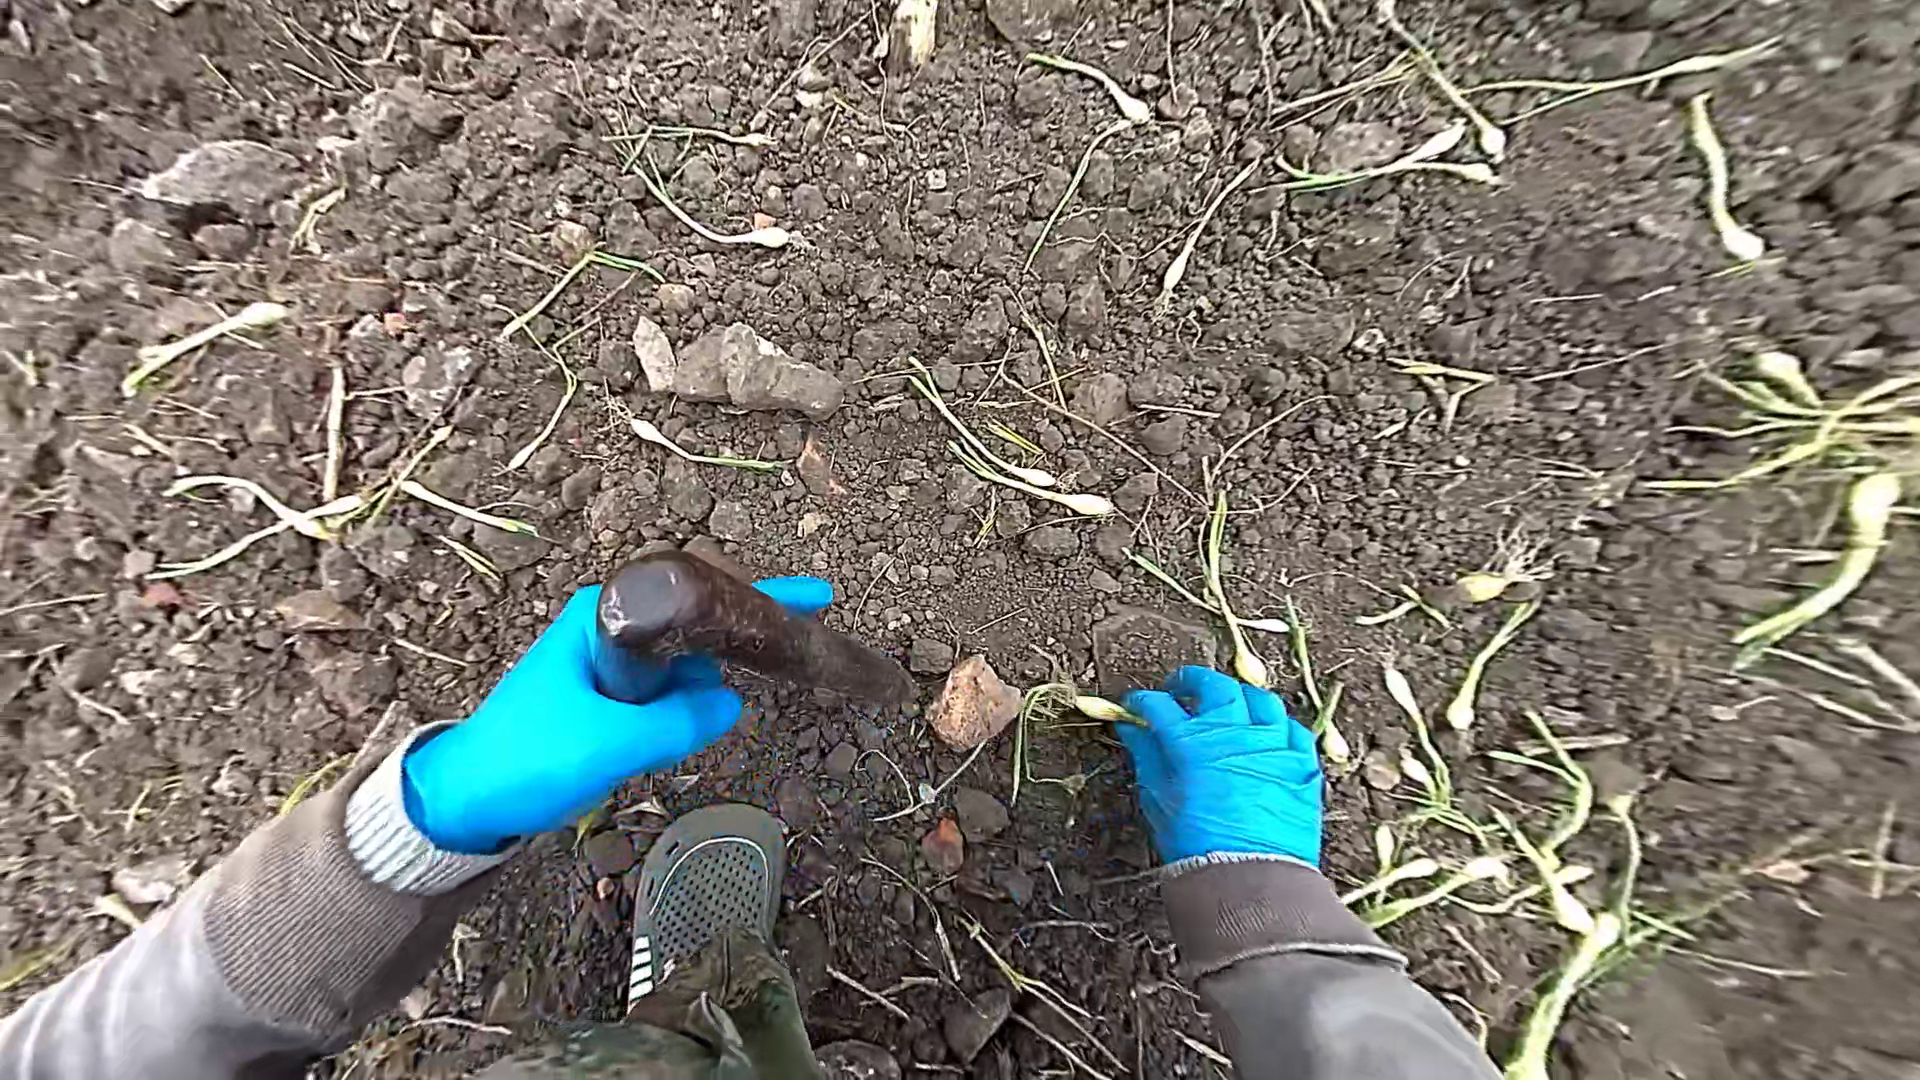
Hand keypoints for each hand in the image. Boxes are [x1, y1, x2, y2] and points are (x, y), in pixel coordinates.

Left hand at [402, 576, 832, 853]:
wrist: (465, 803)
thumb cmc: (527, 759)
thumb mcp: (607, 743)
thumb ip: (675, 724)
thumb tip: (734, 705)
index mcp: (606, 616)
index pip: (697, 592)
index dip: (760, 593)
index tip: (813, 596)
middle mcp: (618, 625)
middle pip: (704, 618)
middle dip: (751, 630)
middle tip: (802, 640)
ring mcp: (622, 658)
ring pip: (694, 656)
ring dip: (723, 672)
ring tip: (752, 686)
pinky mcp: (624, 691)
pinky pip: (678, 685)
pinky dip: (702, 696)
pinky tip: (712, 712)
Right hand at [1119, 665, 1323, 865]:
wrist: (1251, 881)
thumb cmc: (1197, 842)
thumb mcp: (1158, 796)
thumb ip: (1146, 754)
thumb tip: (1132, 727)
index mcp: (1190, 740)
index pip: (1159, 704)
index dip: (1142, 702)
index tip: (1136, 706)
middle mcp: (1232, 732)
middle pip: (1213, 685)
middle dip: (1191, 681)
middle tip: (1180, 689)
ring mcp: (1271, 745)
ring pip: (1259, 699)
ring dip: (1238, 697)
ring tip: (1226, 706)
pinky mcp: (1300, 764)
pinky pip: (1293, 730)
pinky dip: (1276, 726)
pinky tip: (1265, 734)